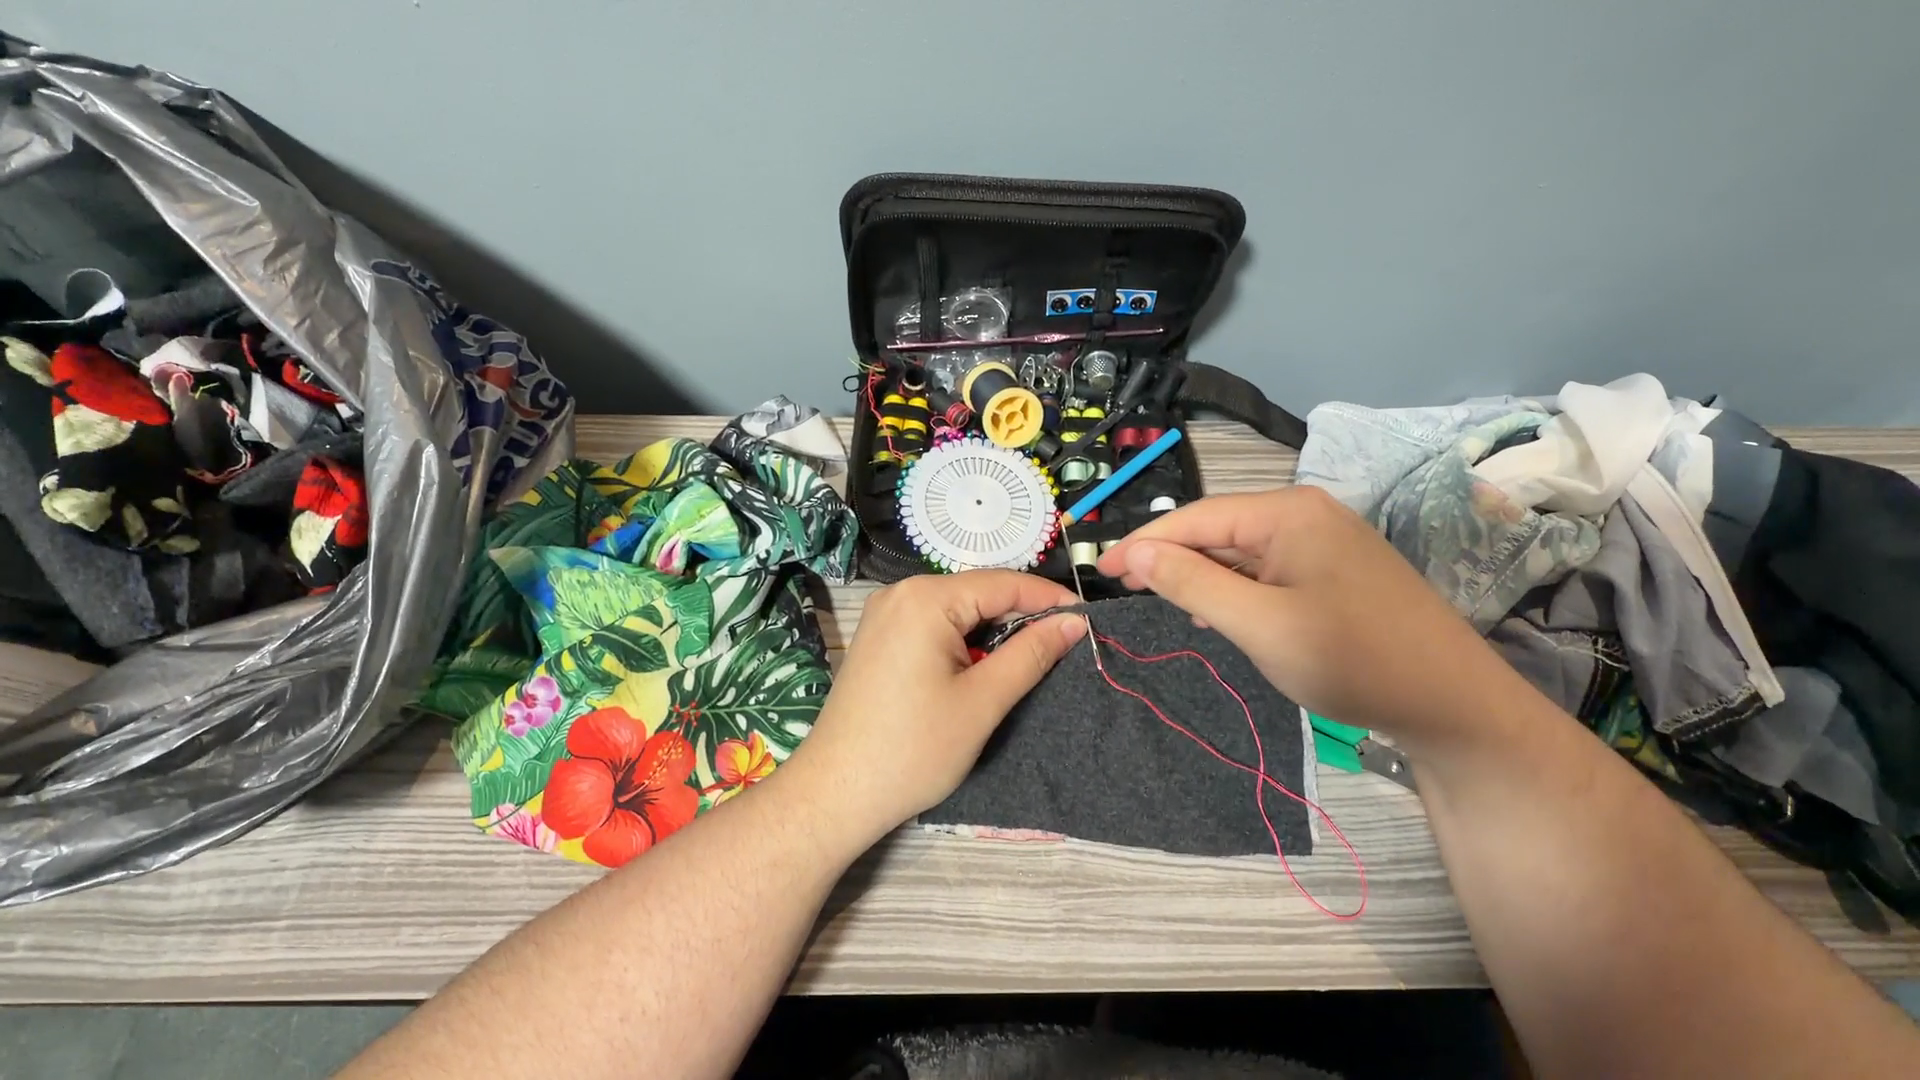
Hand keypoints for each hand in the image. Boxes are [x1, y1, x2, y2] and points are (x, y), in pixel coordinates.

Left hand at [786, 571, 1086, 832]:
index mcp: (926, 598)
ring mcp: (884, 615)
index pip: (1003, 583)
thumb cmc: (913, 749)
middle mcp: (901, 593)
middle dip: (1022, 615)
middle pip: (978, 592)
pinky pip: (934, 624)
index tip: (1088, 619)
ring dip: (994, 630)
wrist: (835, 792)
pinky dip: (965, 640)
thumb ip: (1031, 654)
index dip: (1049, 599)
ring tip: (1031, 659)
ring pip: (957, 609)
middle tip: (1065, 644)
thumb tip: (1074, 621)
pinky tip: (983, 666)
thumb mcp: (983, 701)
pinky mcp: (878, 638)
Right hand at [1095, 488, 1523, 749]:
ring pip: (1242, 551)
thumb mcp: (1259, 624)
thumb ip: (1192, 583)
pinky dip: (1236, 589)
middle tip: (1125, 589)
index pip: (1195, 518)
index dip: (1142, 543)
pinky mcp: (1337, 572)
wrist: (1452, 704)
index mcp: (1288, 512)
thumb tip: (1136, 552)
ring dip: (1202, 575)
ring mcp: (1327, 542)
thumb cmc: (1351, 659)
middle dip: (1171, 558)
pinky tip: (1219, 612)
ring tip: (1164, 603)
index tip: (1099, 571)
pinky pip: (1270, 569)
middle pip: (1218, 529)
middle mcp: (1307, 514)